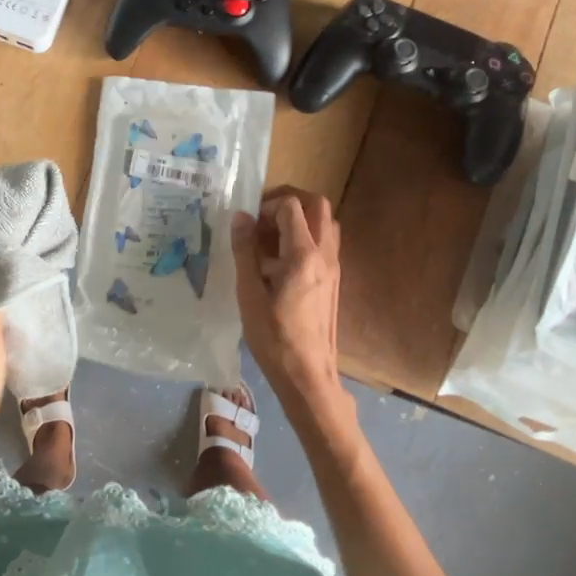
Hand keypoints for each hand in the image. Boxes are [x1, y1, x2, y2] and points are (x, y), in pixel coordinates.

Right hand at [232, 186, 343, 396]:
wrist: (307, 374)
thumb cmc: (273, 336)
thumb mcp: (249, 293)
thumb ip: (245, 250)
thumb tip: (241, 216)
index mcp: (303, 255)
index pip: (291, 206)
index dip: (266, 206)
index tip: (248, 225)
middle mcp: (325, 255)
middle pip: (317, 205)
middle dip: (288, 201)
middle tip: (262, 217)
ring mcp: (334, 268)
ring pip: (325, 223)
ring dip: (299, 219)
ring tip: (270, 239)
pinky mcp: (334, 281)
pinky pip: (324, 243)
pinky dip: (305, 238)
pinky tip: (280, 262)